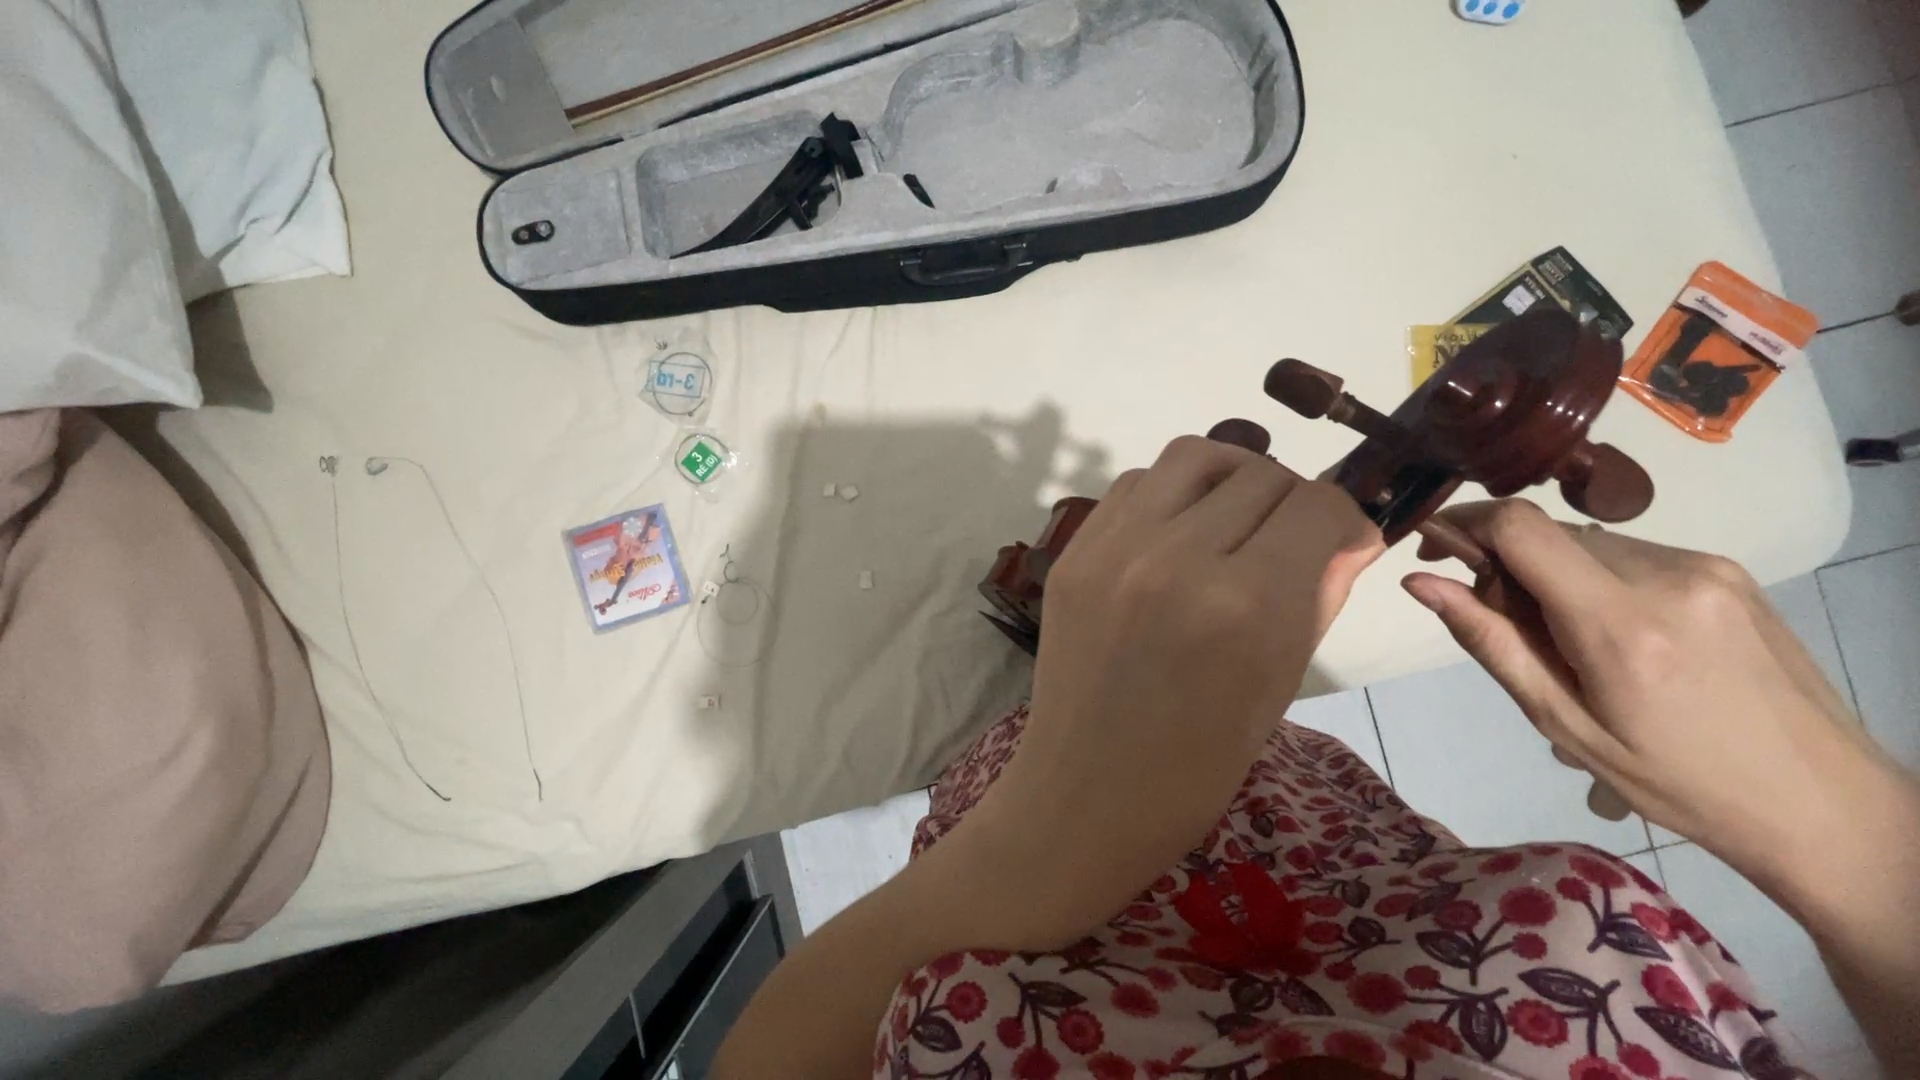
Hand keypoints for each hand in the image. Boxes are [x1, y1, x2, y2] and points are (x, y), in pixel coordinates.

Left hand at [955, 436, 1383, 947]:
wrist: (1088, 792)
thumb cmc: (1200, 763)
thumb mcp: (1283, 682)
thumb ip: (1321, 593)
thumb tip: (1348, 532)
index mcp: (1247, 605)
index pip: (1317, 505)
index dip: (1344, 519)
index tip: (1343, 544)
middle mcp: (1177, 558)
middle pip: (1262, 474)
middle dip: (1292, 502)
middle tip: (1288, 541)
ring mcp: (1114, 550)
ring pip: (1193, 457)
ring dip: (1229, 478)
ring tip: (1233, 520)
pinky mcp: (1073, 553)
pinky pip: (1134, 485)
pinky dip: (1169, 495)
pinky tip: (1174, 535)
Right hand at [1400, 500, 1885, 890]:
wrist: (1824, 803)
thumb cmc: (1677, 782)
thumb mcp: (1565, 724)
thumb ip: (1491, 642)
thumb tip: (1420, 581)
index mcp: (1620, 624)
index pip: (1521, 528)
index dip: (1465, 524)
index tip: (1436, 551)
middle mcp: (1667, 575)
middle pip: (1548, 535)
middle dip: (1504, 565)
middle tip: (1503, 625)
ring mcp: (1706, 568)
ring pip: (1586, 543)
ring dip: (1550, 575)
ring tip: (1567, 643)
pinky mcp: (1727, 572)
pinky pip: (1629, 554)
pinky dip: (1594, 580)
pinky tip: (1616, 636)